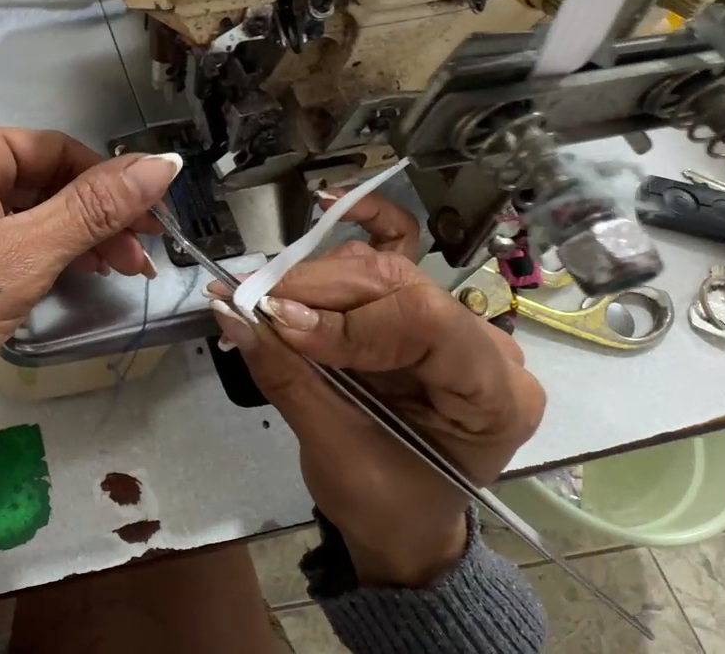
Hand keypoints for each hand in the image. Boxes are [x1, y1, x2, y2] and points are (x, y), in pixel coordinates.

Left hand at [0, 123, 178, 460]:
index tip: (159, 226)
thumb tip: (166, 162)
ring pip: (23, 210)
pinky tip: (69, 275)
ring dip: (72, 239)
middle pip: (42, 179)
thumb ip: (94, 208)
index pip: (57, 149)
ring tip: (117, 274)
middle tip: (141, 262)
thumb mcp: (22, 257)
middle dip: (96, 218)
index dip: (114, 185)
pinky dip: (37, 254)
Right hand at [210, 194, 544, 587]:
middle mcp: (484, 344)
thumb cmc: (385, 502)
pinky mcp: (417, 309)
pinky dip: (362, 223)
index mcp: (493, 393)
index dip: (346, 318)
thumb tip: (231, 313)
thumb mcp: (335, 449)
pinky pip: (395, 249)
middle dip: (316, 290)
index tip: (279, 324)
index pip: (424, 322)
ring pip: (379, 266)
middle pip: (396, 284)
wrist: (401, 521)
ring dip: (315, 275)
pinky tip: (331, 203)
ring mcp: (452, 319)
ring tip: (262, 295)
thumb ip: (287, 375)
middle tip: (252, 302)